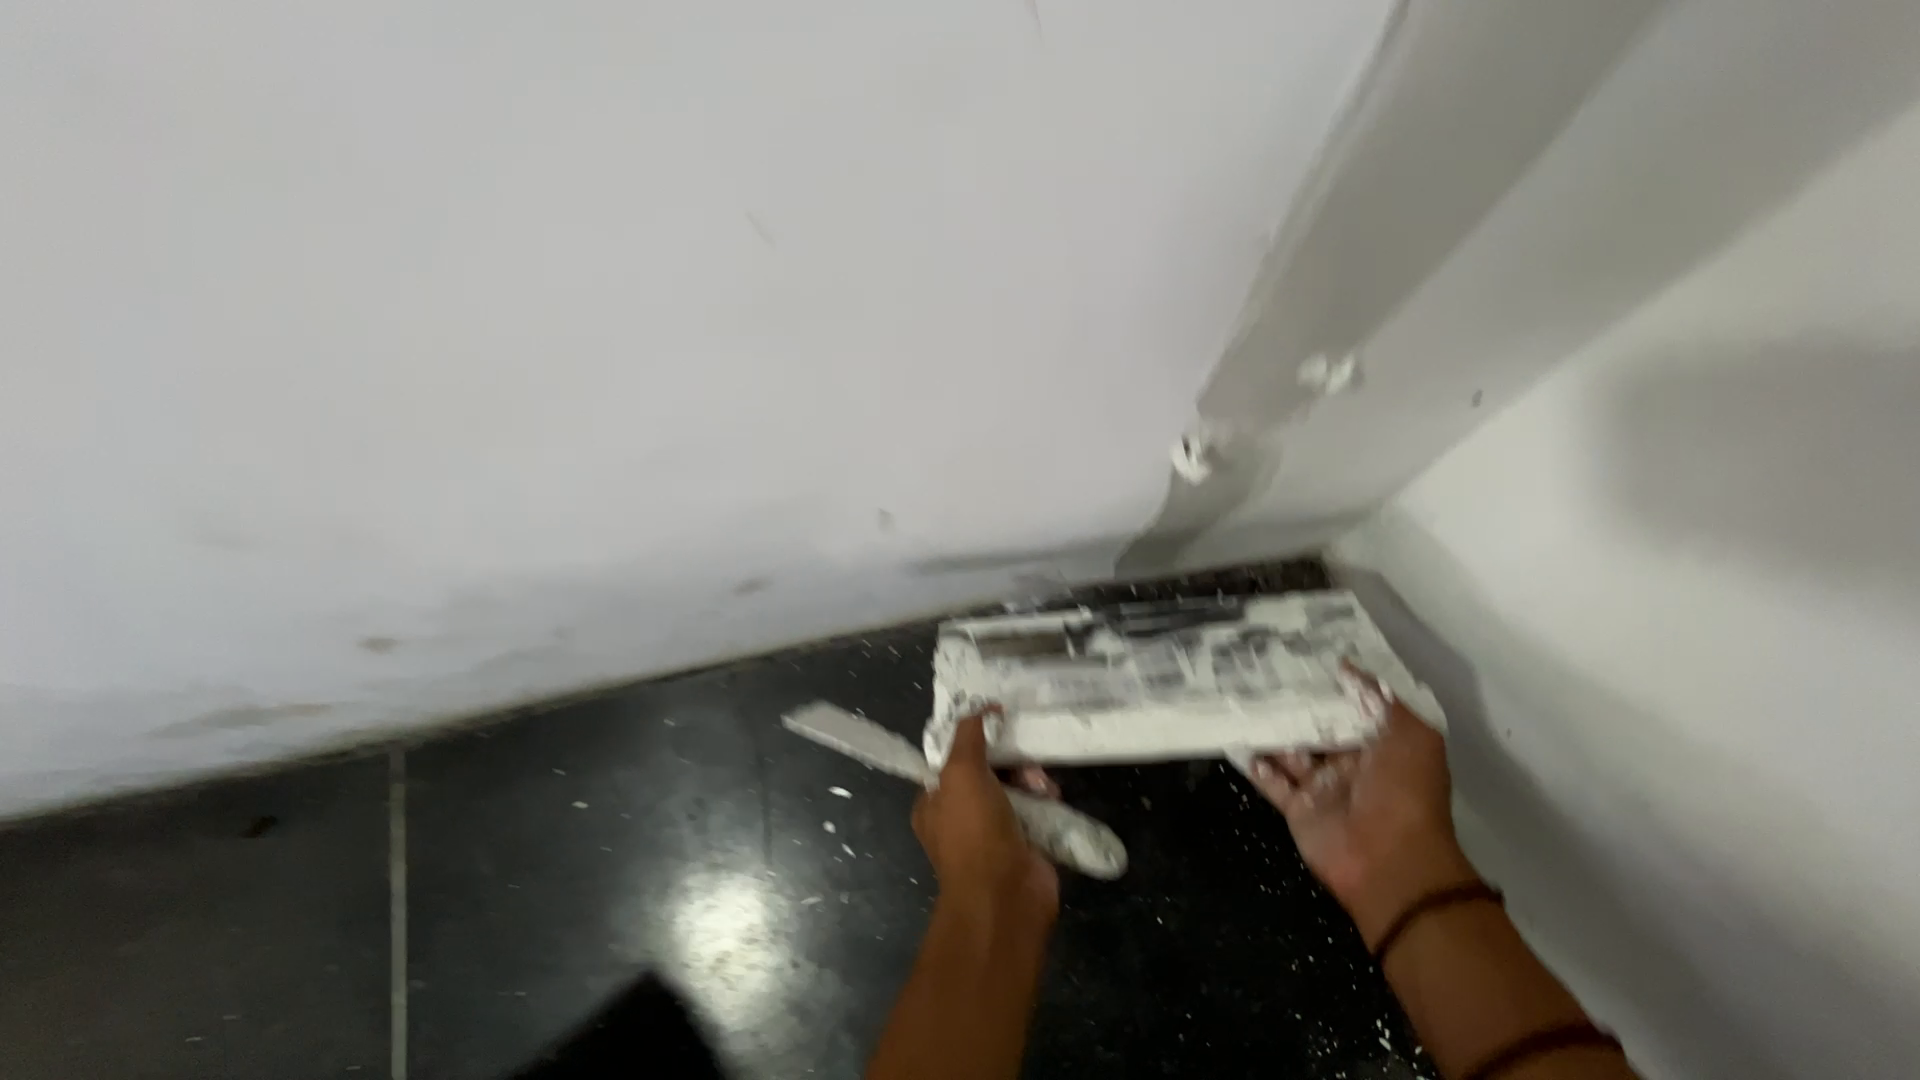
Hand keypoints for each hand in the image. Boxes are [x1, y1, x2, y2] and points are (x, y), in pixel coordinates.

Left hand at [912, 708, 1058, 918]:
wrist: (1005, 898)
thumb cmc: (974, 832)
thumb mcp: (961, 771)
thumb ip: (968, 734)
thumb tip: (982, 707)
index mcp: (934, 803)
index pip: (951, 760)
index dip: (974, 740)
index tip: (998, 724)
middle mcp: (960, 818)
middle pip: (988, 772)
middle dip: (1010, 762)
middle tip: (1026, 760)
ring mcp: (993, 834)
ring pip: (1015, 789)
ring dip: (1031, 780)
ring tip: (1043, 785)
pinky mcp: (1024, 845)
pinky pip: (1036, 811)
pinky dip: (1045, 802)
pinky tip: (1053, 798)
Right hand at [1240, 664, 1475, 943]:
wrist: (1389, 862)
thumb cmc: (1405, 793)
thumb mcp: (1413, 736)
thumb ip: (1381, 699)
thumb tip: (1345, 666)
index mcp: (1380, 745)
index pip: (1350, 707)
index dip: (1328, 684)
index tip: (1300, 655)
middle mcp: (1349, 763)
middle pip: (1315, 726)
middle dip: (1292, 704)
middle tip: (1259, 672)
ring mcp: (1321, 786)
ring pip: (1289, 750)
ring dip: (1268, 729)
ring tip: (1240, 698)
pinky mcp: (1298, 808)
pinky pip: (1270, 780)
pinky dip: (1253, 763)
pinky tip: (1234, 738)